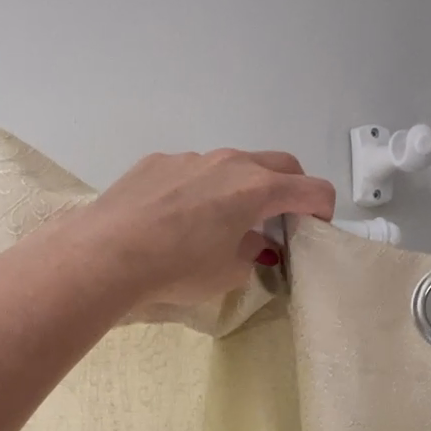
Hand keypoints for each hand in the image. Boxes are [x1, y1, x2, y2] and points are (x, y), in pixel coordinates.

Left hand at [70, 149, 334, 309]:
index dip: (324, 210)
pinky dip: (201, 190)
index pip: (313, 189)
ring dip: (243, 188)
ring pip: (233, 165)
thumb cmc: (178, 269)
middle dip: (291, 189)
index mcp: (258, 189)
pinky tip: (177, 219)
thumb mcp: (229, 273)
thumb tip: (254, 243)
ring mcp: (191, 157)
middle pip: (281, 165)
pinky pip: (193, 171)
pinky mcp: (157, 162)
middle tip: (283, 219)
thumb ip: (252, 253)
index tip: (316, 230)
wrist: (106, 253)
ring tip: (223, 222)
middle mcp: (230, 163)